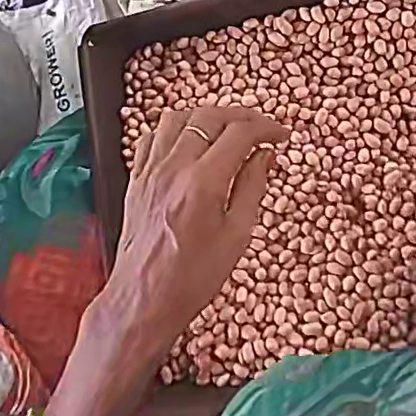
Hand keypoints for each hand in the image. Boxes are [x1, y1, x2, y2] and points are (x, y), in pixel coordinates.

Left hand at [90, 107, 286, 363]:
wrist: (144, 299)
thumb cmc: (192, 278)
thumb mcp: (237, 236)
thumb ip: (252, 187)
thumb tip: (264, 156)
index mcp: (203, 183)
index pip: (240, 133)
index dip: (266, 127)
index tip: (280, 134)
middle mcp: (173, 168)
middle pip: (210, 117)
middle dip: (241, 116)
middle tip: (260, 128)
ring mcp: (150, 171)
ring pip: (178, 117)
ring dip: (206, 117)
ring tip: (225, 131)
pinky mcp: (135, 179)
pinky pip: (152, 137)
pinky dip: (174, 130)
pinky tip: (188, 143)